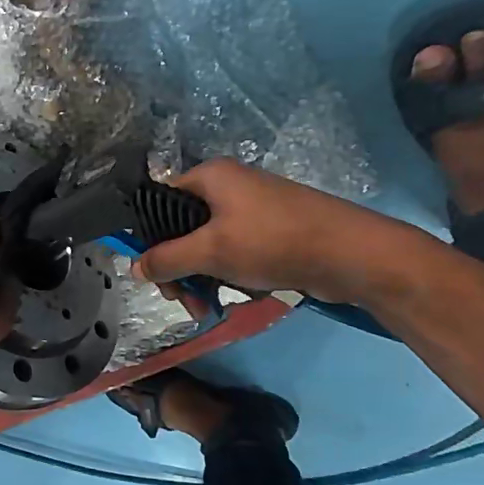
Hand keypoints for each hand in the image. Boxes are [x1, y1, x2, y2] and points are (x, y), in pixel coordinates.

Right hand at [131, 159, 408, 304]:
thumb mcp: (210, 251)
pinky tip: (238, 295)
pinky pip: (235, 252)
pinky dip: (229, 275)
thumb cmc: (272, 242)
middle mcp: (228, 187)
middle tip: (184, 301)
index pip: (161, 201)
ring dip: (203, 278)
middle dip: (179, 268)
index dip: (151, 238)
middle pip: (183, 229)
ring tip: (208, 307)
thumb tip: (134, 267)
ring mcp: (251, 209)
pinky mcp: (271, 231)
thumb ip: (167, 259)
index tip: (155, 275)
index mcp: (210, 177)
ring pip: (209, 245)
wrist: (349, 253)